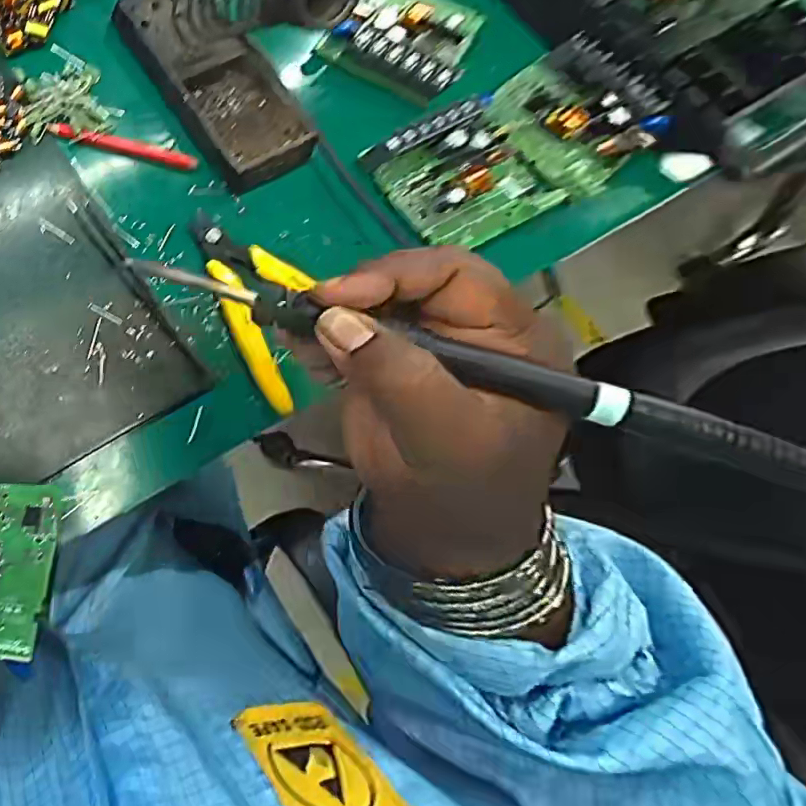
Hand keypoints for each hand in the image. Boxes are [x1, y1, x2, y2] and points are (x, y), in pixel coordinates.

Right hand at [295, 247, 570, 581]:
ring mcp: (420, 342)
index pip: (453, 275)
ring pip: (366, 302)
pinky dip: (314, 335)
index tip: (338, 296)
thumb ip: (397, 373)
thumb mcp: (440, 432)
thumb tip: (335, 318)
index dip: (394, 275)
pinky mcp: (383, 357)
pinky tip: (302, 352)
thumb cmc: (461, 486)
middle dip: (352, 294)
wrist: (440, 529)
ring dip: (324, 314)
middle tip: (308, 313)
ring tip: (296, 335)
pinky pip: (344, 329)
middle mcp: (465, 328)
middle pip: (403, 282)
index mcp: (509, 336)